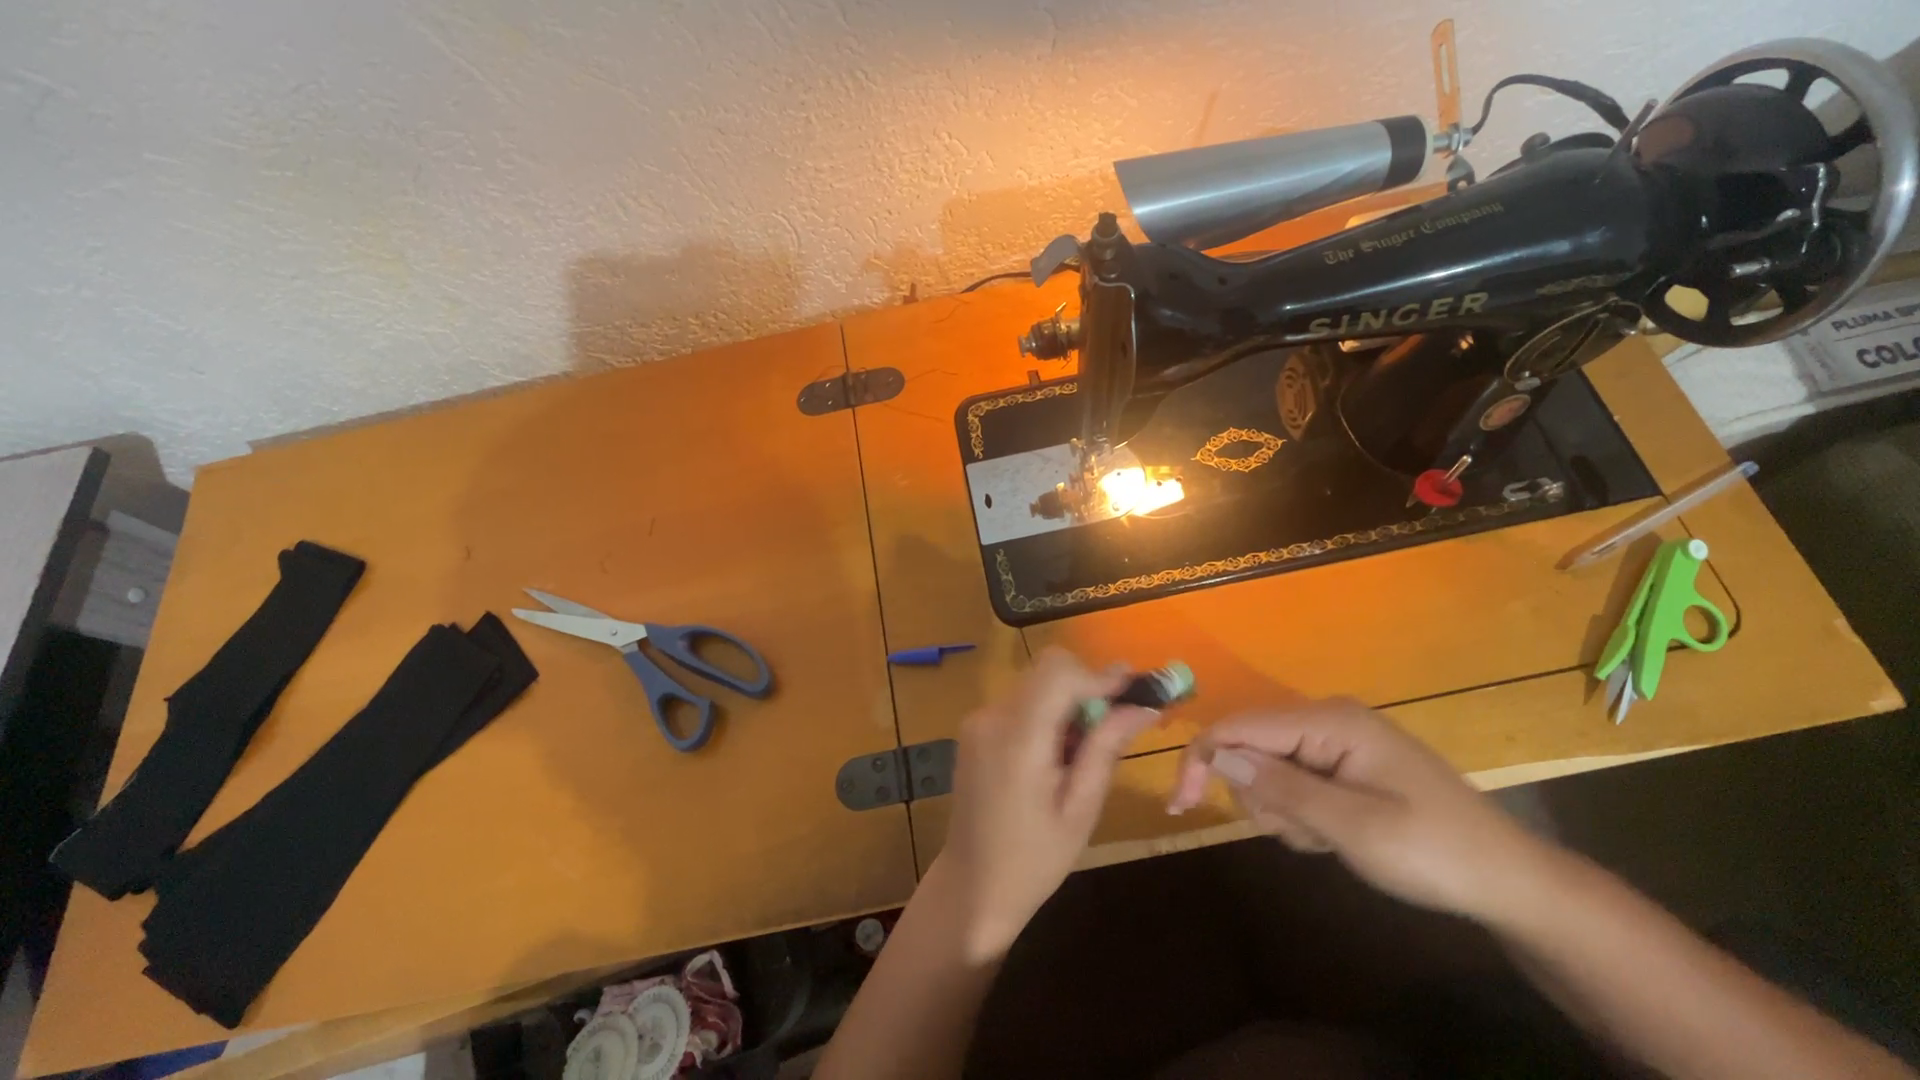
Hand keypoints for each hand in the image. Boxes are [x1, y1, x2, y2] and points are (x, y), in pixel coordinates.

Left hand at [932, 650, 1158, 959]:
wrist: (972, 886)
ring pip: (1036, 684)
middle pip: (1048, 671)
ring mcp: (977, 721)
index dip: (1100, 676)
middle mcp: (991, 717)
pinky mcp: (974, 730)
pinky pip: (1021, 703)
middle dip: (1087, 690)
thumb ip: (1106, 747)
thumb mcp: (1081, 808)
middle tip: (1118, 727)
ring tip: (1085, 752)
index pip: (1059, 671)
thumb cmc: (1034, 859)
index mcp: (1018, 737)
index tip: (1136, 694)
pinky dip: (1047, 715)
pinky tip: (1058, 756)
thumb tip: (1143, 704)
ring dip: (1068, 704)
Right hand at [1166, 697, 1558, 921]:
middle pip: (1250, 747)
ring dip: (1283, 812)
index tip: (1181, 807)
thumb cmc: (1432, 852)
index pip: (1238, 726)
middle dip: (1261, 798)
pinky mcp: (1346, 763)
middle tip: (1304, 836)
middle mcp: (1329, 719)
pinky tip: (1336, 836)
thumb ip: (1281, 787)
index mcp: (1331, 721)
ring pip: (1269, 770)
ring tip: (1328, 840)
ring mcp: (1339, 741)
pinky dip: (1302, 815)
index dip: (1202, 761)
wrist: (1505, 880)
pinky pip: (1295, 781)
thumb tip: (1218, 752)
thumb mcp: (1351, 827)